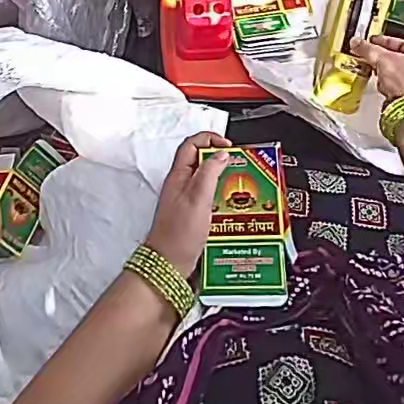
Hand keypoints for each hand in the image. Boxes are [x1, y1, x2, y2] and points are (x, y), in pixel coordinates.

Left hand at [145, 131, 233, 274]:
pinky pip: (206, 194)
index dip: (210, 139)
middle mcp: (180, 184)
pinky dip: (219, 193)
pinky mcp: (191, 212)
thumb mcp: (198, 197)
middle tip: (235, 162)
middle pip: (199, 158)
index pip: (192, 143)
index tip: (228, 146)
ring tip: (235, 181)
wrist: (168, 264)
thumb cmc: (178, 234)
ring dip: (220, 175)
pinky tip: (228, 203)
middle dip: (218, 155)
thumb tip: (221, 154)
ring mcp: (185, 198)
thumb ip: (209, 172)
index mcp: (178, 175)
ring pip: (203, 176)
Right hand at [350, 35, 403, 101]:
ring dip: (383, 73)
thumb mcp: (382, 59)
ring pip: (395, 74)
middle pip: (397, 58)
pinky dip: (387, 86)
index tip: (371, 41)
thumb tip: (358, 43)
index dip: (382, 41)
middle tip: (369, 56)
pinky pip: (395, 87)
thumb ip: (368, 49)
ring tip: (375, 72)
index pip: (398, 42)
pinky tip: (383, 87)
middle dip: (381, 58)